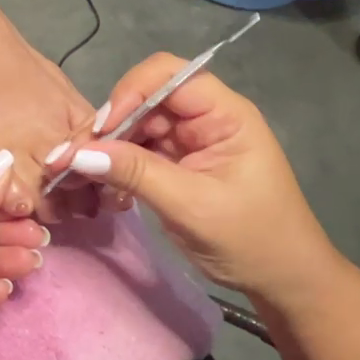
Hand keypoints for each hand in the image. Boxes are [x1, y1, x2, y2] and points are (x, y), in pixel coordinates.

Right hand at [44, 54, 341, 304]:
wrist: (285, 284)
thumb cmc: (252, 240)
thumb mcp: (191, 207)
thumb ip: (136, 174)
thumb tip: (78, 154)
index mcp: (224, 114)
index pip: (168, 75)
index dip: (130, 92)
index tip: (103, 130)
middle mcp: (205, 117)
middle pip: (145, 98)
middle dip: (111, 123)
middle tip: (74, 155)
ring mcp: (190, 140)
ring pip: (136, 124)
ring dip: (107, 144)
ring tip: (76, 168)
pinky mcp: (177, 162)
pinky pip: (138, 149)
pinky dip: (115, 161)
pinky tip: (95, 178)